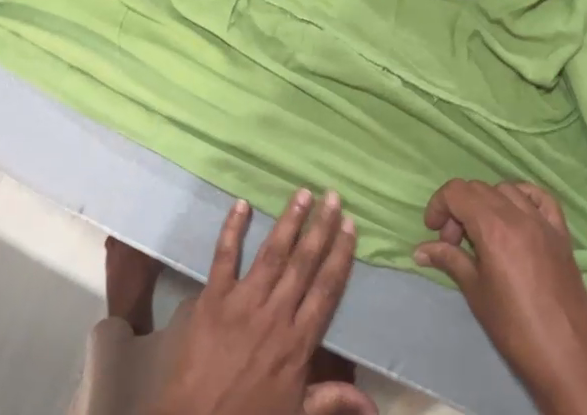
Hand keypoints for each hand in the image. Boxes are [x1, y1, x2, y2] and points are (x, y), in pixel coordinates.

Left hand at [151, 189, 371, 414]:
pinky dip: (233, 229)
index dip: (340, 256)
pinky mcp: (212, 298)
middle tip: (332, 196)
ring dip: (288, 222)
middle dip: (320, 228)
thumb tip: (374, 405)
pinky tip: (242, 204)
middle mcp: (275, 314)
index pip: (326, 289)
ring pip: (271, 254)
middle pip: (303, 264)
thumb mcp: (297, 412)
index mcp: (298, 342)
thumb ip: (332, 398)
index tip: (350, 227)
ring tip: (302, 194)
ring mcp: (242, 302)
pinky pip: (224, 257)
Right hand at [415, 180, 586, 414]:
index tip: (434, 233)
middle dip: (458, 208)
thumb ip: (449, 259)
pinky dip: (523, 198)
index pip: (457, 192)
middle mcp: (519, 216)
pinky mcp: (562, 236)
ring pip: (507, 190)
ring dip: (486, 203)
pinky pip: (542, 199)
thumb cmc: (513, 327)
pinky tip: (515, 217)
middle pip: (479, 188)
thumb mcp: (474, 291)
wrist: (566, 358)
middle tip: (454, 242)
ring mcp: (544, 223)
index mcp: (494, 228)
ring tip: (482, 235)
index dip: (438, 206)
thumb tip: (420, 250)